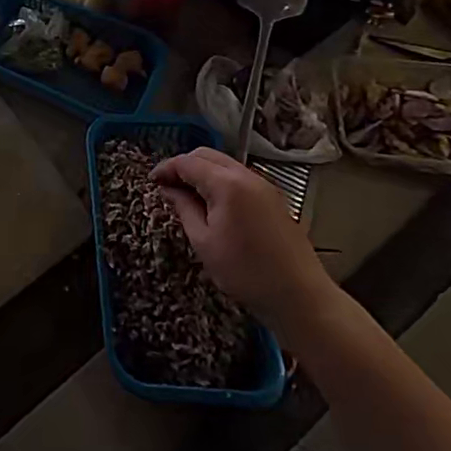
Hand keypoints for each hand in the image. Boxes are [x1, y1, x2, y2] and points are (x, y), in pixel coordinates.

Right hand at [151, 147, 335, 331]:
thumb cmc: (245, 272)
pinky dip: (221, 181)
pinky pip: (240, 177)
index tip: (152, 181)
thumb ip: (184, 208)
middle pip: (208, 155)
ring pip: (225, 164)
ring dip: (204, 172)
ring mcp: (263, 184)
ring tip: (187, 196)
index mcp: (227, 183)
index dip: (167, 168)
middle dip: (184, 166)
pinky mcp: (273, 196)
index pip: (188, 162)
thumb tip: (169, 189)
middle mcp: (246, 175)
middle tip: (167, 187)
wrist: (299, 295)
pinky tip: (214, 203)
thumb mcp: (204, 243)